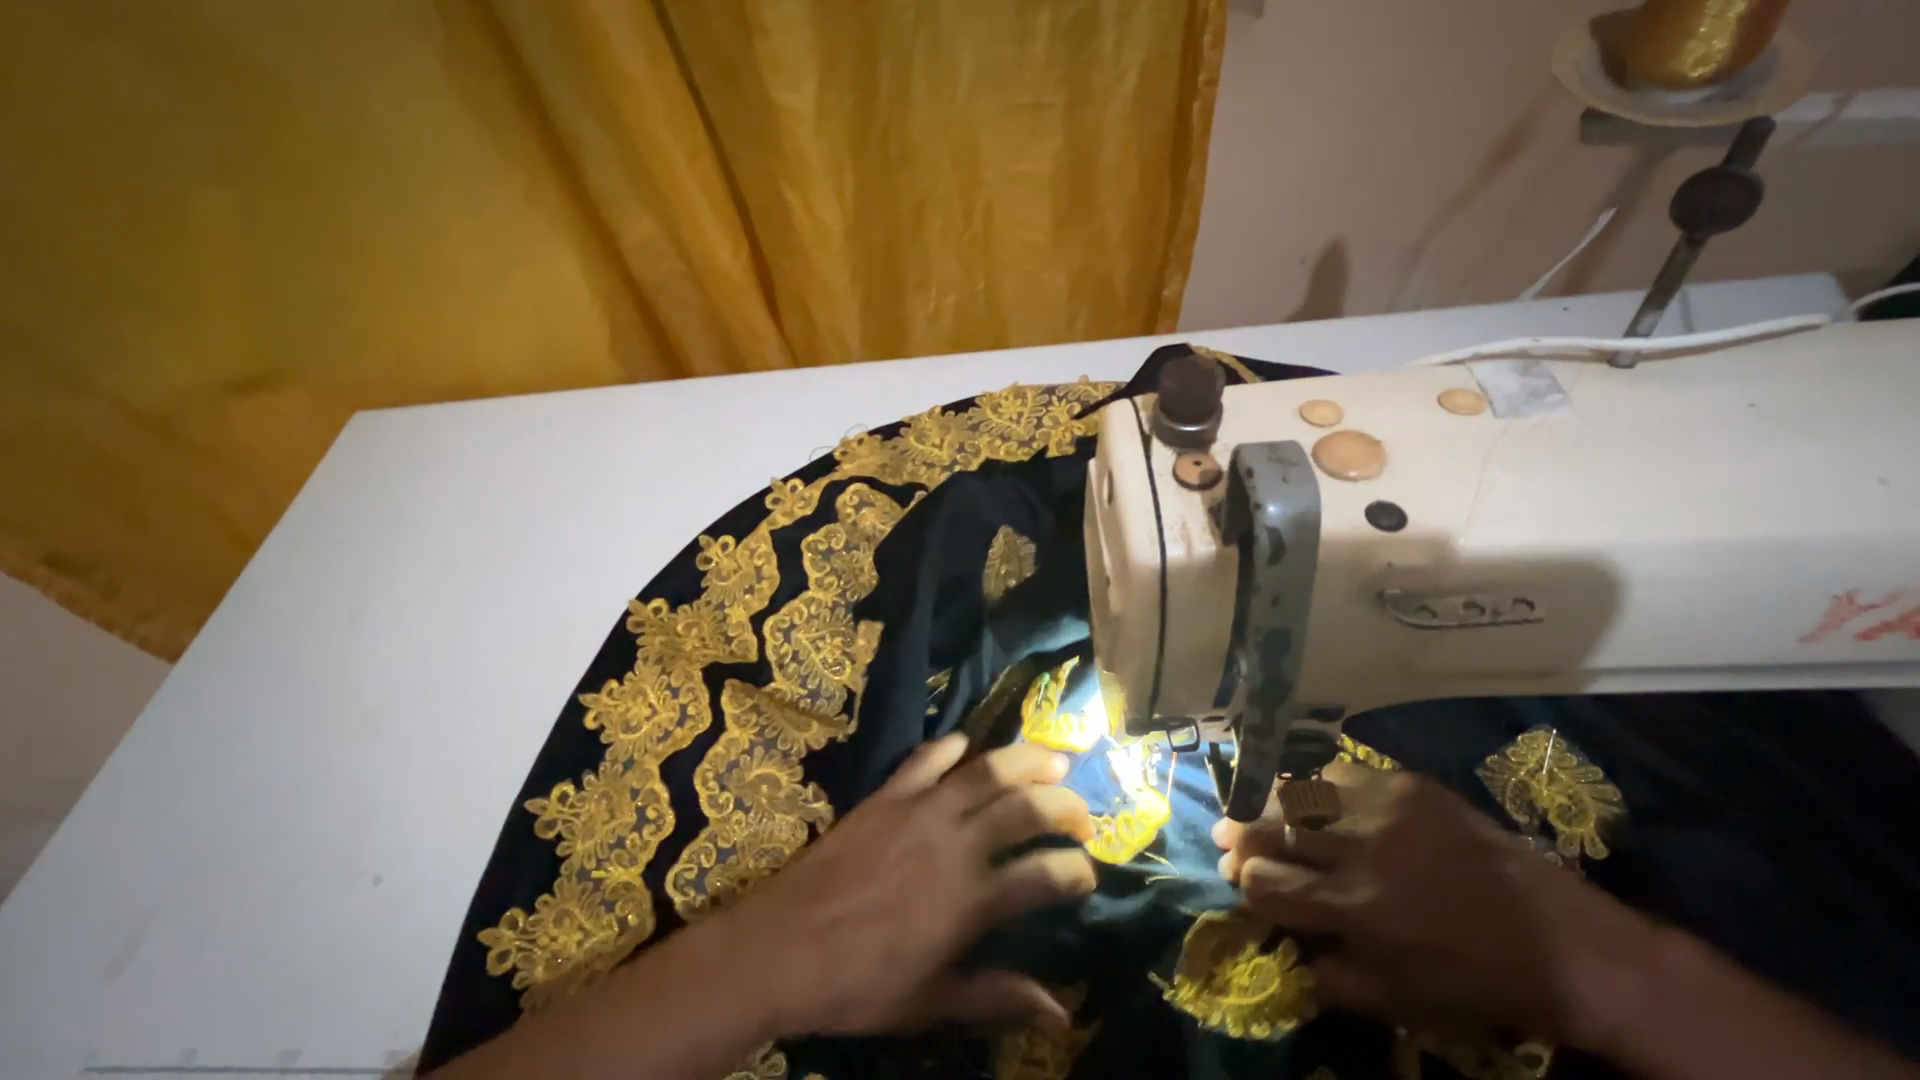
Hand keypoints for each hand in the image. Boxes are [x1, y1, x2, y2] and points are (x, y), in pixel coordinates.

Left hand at [722, 734, 1097, 1037]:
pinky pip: (926, 759)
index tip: (1087, 874)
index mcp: (969, 901)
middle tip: (1081, 813)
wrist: (778, 947)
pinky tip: (967, 745)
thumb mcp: (927, 1003)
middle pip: (1025, 807)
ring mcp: (918, 813)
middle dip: (1065, 804)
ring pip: (984, 771)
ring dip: (1025, 760)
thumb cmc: (855, 984)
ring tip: (1053, 758)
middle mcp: (953, 846)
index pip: (1044, 876)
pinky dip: (951, 747)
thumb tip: (1060, 1011)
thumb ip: (995, 998)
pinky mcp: (885, 797)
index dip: (1076, 871)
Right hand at [1214, 763, 1660, 1045]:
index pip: (1266, 885)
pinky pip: (1341, 773)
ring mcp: (1386, 811)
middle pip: (1271, 831)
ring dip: (1268, 804)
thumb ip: (1327, 976)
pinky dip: (1319, 785)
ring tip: (1252, 807)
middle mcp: (1361, 854)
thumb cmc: (1474, 983)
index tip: (1241, 883)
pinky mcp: (1409, 786)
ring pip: (1299, 794)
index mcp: (1355, 911)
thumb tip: (1280, 947)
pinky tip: (1315, 796)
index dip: (1244, 885)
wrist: (1564, 943)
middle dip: (1239, 836)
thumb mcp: (1396, 1002)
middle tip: (1222, 834)